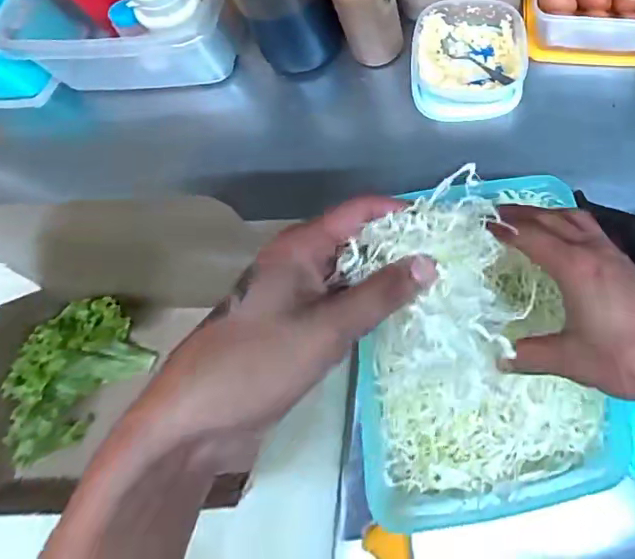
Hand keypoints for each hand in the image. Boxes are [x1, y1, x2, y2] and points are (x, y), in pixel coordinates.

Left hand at [123, 197, 435, 458]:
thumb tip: (429, 262)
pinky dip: (366, 304)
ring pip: (350, 273)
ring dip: (383, 279)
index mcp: (300, 247)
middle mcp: (299, 261)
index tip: (439, 226)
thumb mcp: (326, 330)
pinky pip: (339, 302)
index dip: (398, 212)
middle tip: (444, 262)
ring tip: (431, 288)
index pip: (359, 211)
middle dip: (397, 248)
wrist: (190, 423)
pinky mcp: (295, 324)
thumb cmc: (255, 364)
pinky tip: (396, 318)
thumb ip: (379, 295)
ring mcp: (296, 294)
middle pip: (357, 240)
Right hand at [490, 206, 634, 404]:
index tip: (484, 224)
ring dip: (549, 214)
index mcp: (576, 267)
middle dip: (524, 213)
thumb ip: (534, 356)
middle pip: (553, 220)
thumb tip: (500, 356)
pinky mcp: (626, 264)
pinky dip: (569, 223)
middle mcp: (593, 251)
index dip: (507, 230)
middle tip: (497, 213)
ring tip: (529, 218)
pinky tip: (568, 239)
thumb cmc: (628, 357)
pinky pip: (590, 229)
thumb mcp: (575, 361)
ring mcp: (612, 255)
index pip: (533, 238)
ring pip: (575, 220)